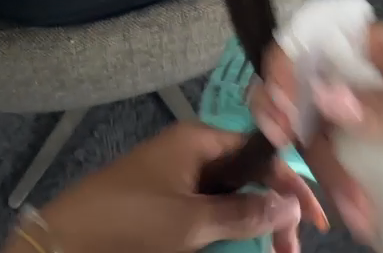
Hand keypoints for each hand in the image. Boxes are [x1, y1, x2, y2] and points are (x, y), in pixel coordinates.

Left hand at [22, 121, 326, 252]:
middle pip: (246, 176)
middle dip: (273, 210)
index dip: (289, 181)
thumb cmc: (131, 220)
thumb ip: (242, 212)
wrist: (66, 241)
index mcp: (197, 140)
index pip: (257, 151)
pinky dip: (226, 232)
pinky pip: (207, 214)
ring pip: (229, 199)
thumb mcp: (191, 221)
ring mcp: (177, 179)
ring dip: (251, 225)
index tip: (316, 219)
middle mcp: (191, 152)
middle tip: (291, 251)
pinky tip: (239, 248)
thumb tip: (289, 203)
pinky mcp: (165, 205)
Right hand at [253, 23, 382, 236]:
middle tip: (281, 144)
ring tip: (360, 213)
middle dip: (294, 123)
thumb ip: (381, 106)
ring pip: (319, 136)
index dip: (285, 66)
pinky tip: (363, 217)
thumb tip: (324, 98)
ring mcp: (367, 118)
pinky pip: (342, 167)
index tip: (278, 103)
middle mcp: (362, 77)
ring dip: (329, 174)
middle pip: (305, 93)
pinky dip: (343, 190)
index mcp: (374, 47)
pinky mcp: (375, 157)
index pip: (312, 43)